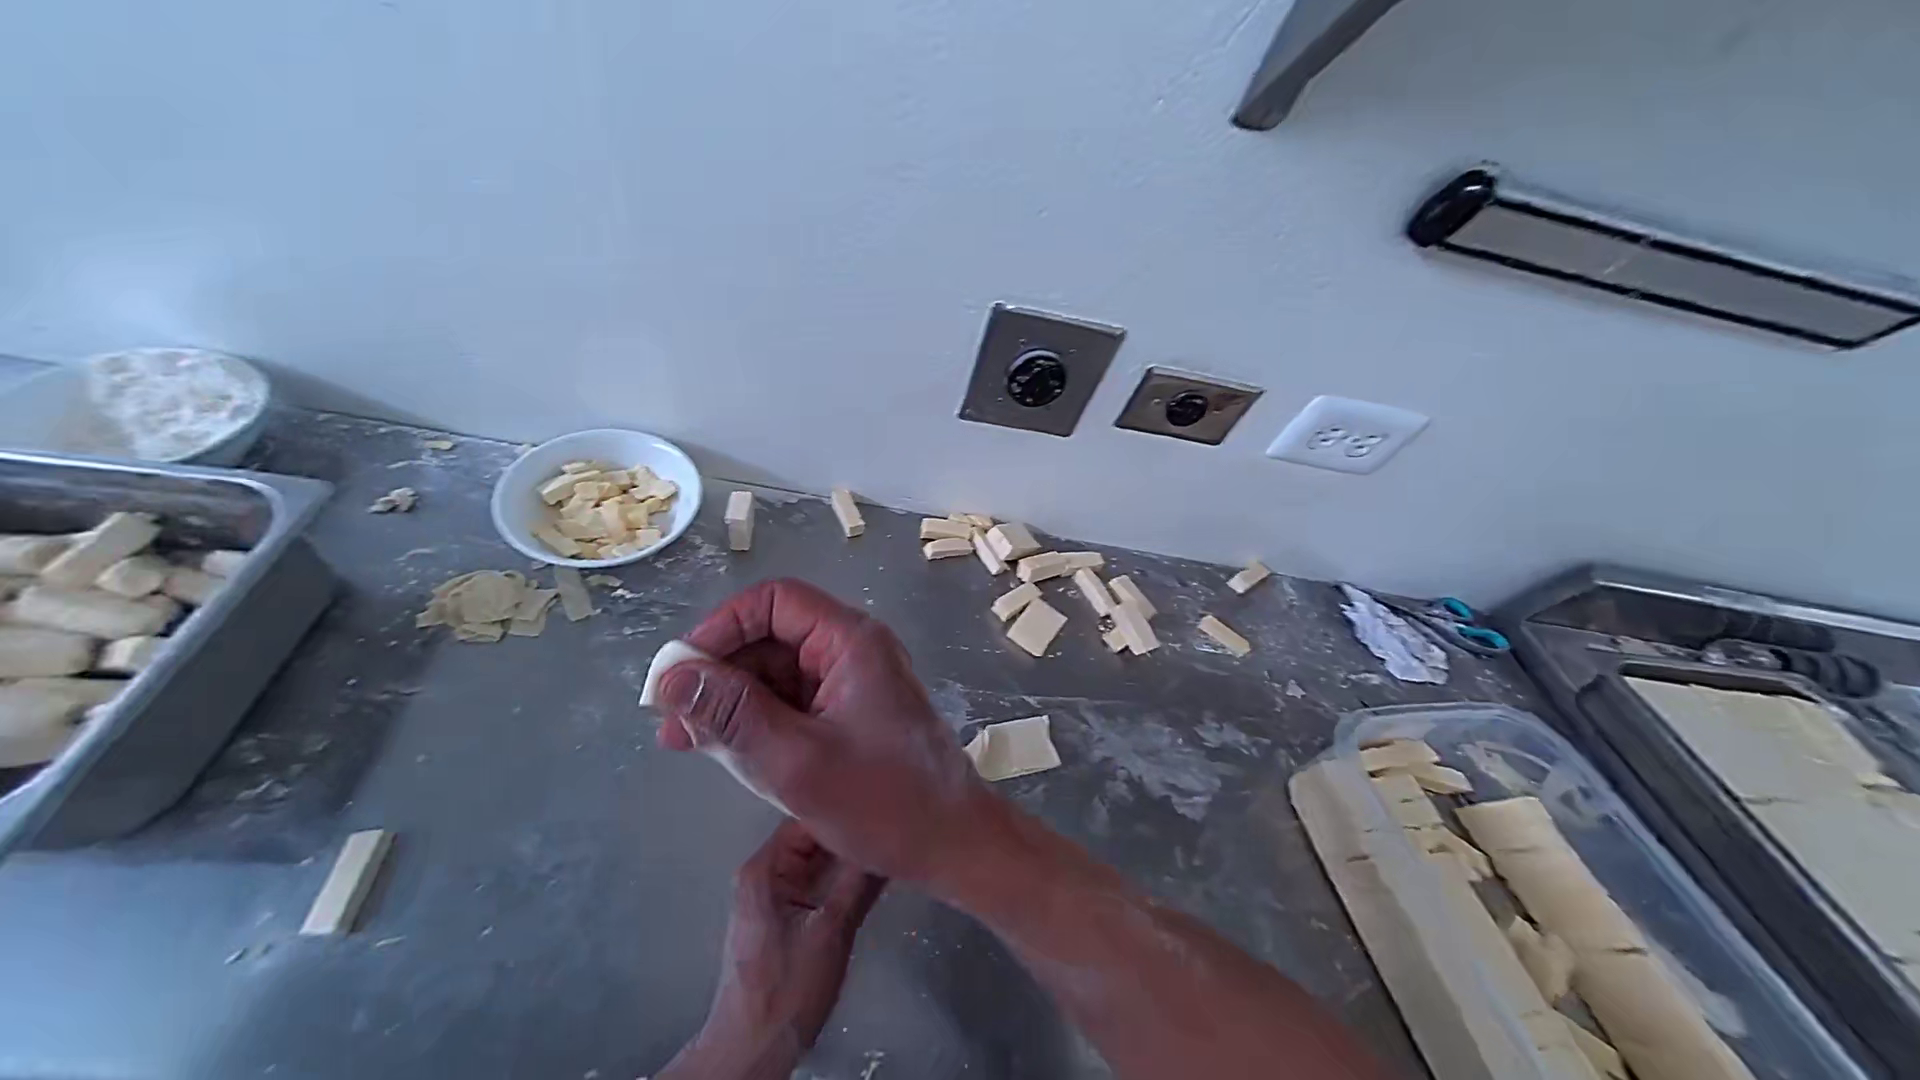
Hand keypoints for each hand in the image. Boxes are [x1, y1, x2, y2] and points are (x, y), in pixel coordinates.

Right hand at [655, 578, 995, 885]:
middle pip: (772, 638)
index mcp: (851, 642)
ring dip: (731, 702)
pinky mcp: (849, 713)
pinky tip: (722, 750)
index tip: (683, 669)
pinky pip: (793, 702)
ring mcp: (852, 682)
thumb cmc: (884, 802)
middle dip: (719, 673)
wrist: (952, 842)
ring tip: (684, 741)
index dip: (723, 626)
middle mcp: (852, 651)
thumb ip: (732, 714)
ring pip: (778, 674)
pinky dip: (757, 722)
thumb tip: (671, 678)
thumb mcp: (796, 760)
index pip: (776, 601)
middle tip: (671, 717)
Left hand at [661, 821, 885, 1079]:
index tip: (877, 805)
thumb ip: (858, 883)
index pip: (805, 818)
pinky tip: (871, 874)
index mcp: (764, 868)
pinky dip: (840, 878)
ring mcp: (773, 896)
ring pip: (816, 862)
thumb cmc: (787, 988)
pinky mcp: (784, 916)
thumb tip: (887, 840)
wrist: (752, 1050)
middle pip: (811, 838)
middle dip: (848, 833)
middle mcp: (764, 874)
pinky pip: (816, 882)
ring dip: (847, 857)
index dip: (841, 808)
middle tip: (891, 824)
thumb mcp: (831, 931)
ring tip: (888, 842)